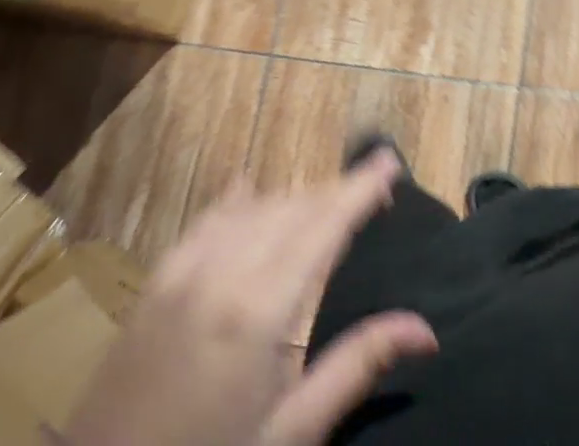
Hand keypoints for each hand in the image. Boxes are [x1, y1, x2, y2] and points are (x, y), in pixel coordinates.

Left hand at [67, 151, 437, 445]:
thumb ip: (356, 366)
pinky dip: (238, 201)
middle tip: (372, 189)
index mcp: (261, 310)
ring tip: (326, 200)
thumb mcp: (291, 431)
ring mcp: (180, 274)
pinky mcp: (154, 286)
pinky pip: (204, 222)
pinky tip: (249, 192)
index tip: (391, 161)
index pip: (323, 226)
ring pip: (248, 208)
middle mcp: (220, 273)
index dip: (360, 189)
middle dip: (334, 191)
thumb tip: (425, 329)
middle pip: (289, 208)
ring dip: (293, 197)